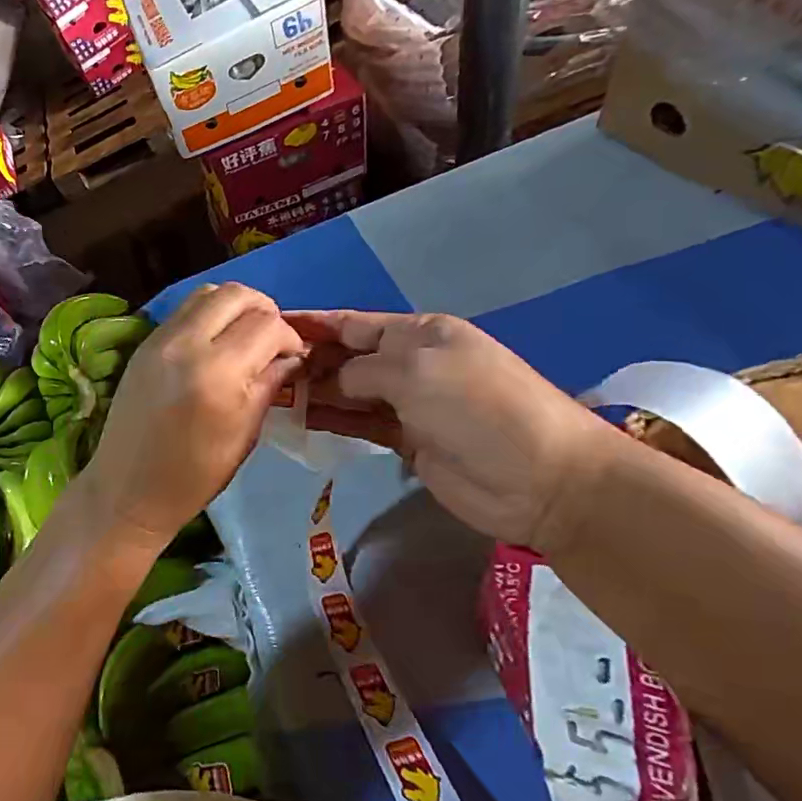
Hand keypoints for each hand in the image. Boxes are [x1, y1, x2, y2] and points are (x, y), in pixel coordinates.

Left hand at [81, 284, 306, 544]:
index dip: (289, 337)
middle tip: (271, 339)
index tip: (293, 356)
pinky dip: (209, 314)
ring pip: (209, 292)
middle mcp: (187, 343)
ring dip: (236, 306)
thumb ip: (269, 385)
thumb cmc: (193, 476)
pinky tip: (216, 343)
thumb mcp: (245, 434)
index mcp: (217, 373)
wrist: (126, 490)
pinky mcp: (144, 342)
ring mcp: (160, 338)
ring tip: (244, 336)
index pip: (266, 325)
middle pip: (237, 294)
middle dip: (264, 310)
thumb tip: (292, 356)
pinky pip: (185, 309)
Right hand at [289, 311, 631, 549]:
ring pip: (351, 393)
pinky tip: (301, 421)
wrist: (541, 477)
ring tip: (270, 397)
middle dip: (309, 360)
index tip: (271, 325)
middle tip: (260, 371)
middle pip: (349, 357)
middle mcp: (412, 363)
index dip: (314, 323)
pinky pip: (362, 426)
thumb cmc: (478, 407)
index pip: (355, 323)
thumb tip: (328, 380)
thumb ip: (363, 371)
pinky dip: (333, 422)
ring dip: (315, 393)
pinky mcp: (409, 442)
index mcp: (420, 332)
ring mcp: (411, 404)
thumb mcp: (416, 372)